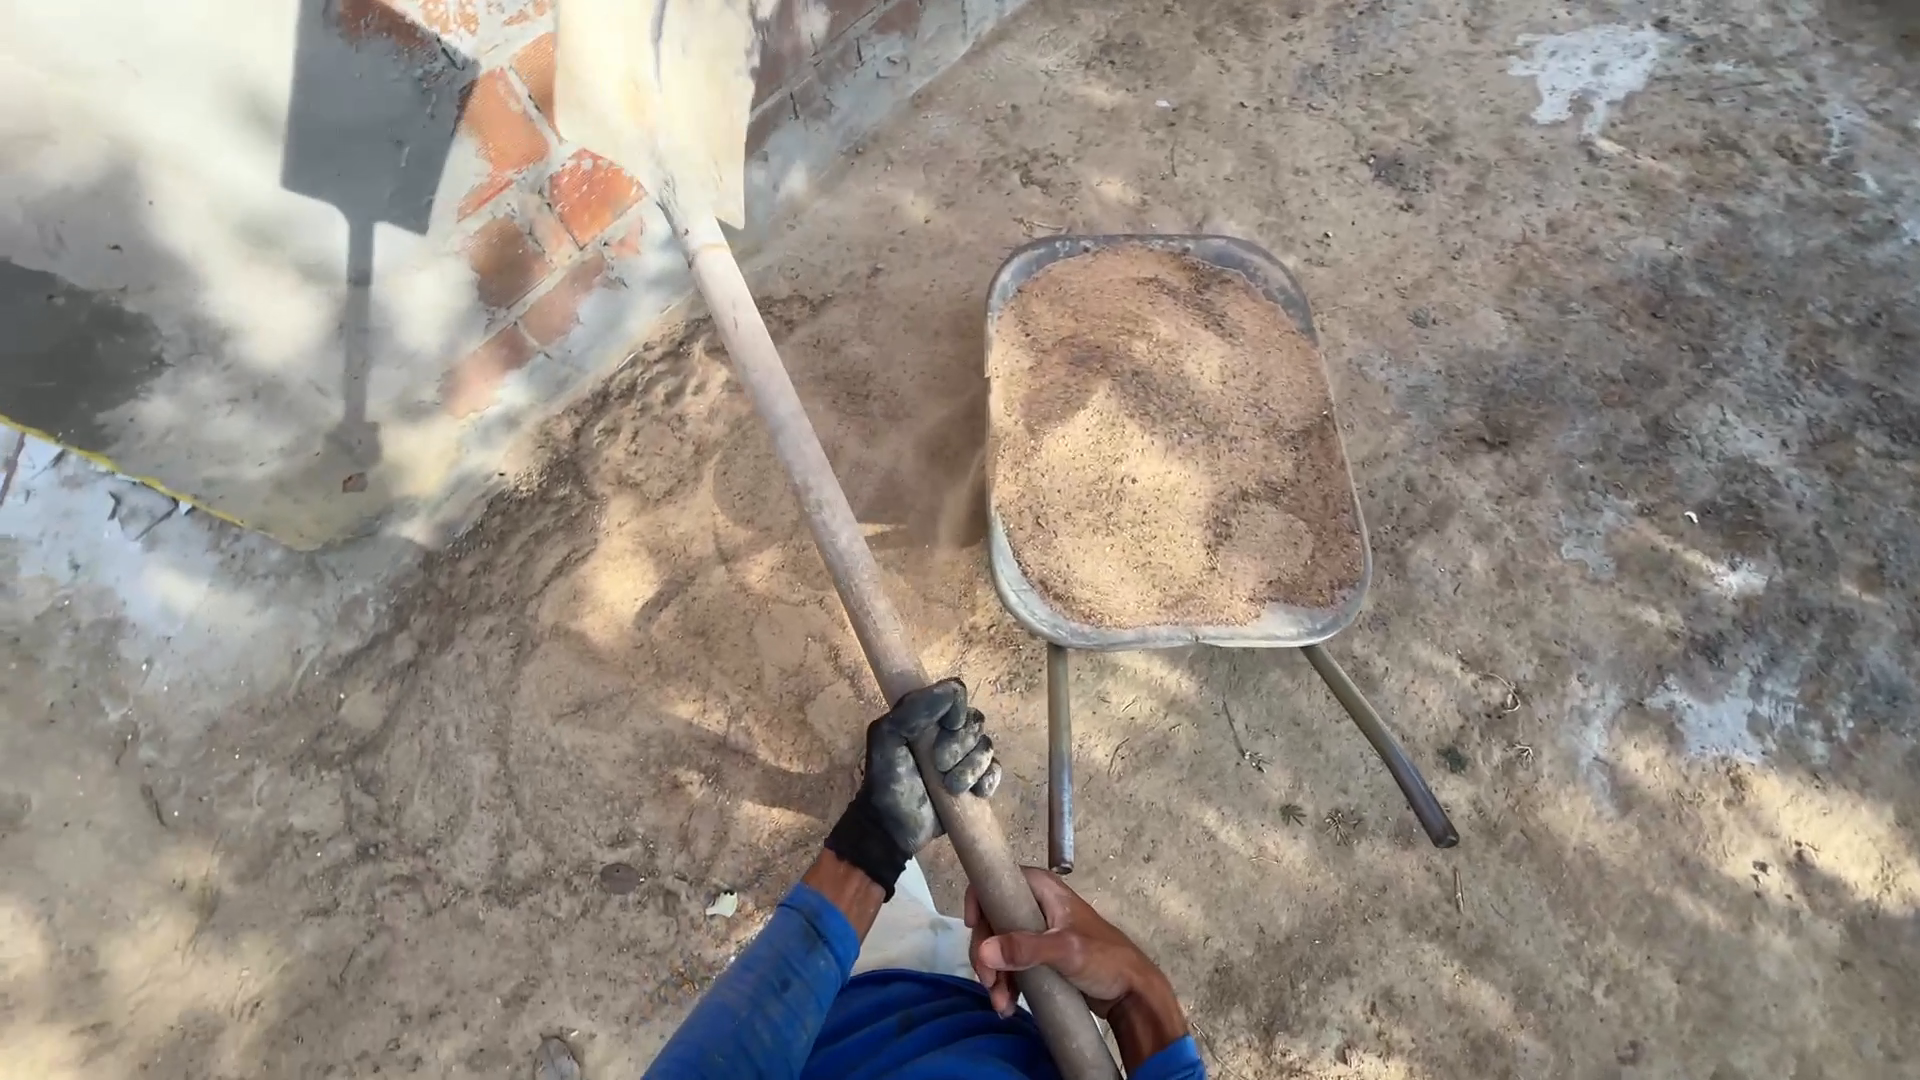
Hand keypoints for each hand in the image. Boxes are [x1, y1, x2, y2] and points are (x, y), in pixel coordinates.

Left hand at [823, 679, 999, 898]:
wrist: (894, 827)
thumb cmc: (888, 778)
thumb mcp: (887, 736)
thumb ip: (914, 708)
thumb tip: (952, 691)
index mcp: (928, 714)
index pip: (957, 693)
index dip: (957, 708)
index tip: (946, 726)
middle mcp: (949, 731)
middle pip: (975, 721)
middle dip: (959, 746)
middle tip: (938, 765)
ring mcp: (965, 756)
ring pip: (986, 746)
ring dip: (971, 767)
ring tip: (951, 787)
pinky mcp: (976, 781)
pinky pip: (995, 771)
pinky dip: (987, 780)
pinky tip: (973, 793)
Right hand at [966, 867, 1188, 1069]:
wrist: (1132, 992)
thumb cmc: (1104, 958)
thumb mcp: (1065, 950)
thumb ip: (1024, 948)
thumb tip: (983, 951)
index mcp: (1042, 888)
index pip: (998, 880)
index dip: (979, 900)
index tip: (973, 929)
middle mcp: (1036, 904)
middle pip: (993, 918)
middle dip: (986, 952)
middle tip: (988, 982)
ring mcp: (1037, 930)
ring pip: (999, 944)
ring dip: (994, 974)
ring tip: (1001, 1003)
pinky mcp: (1040, 955)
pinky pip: (1012, 963)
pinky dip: (1005, 982)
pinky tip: (1007, 1004)